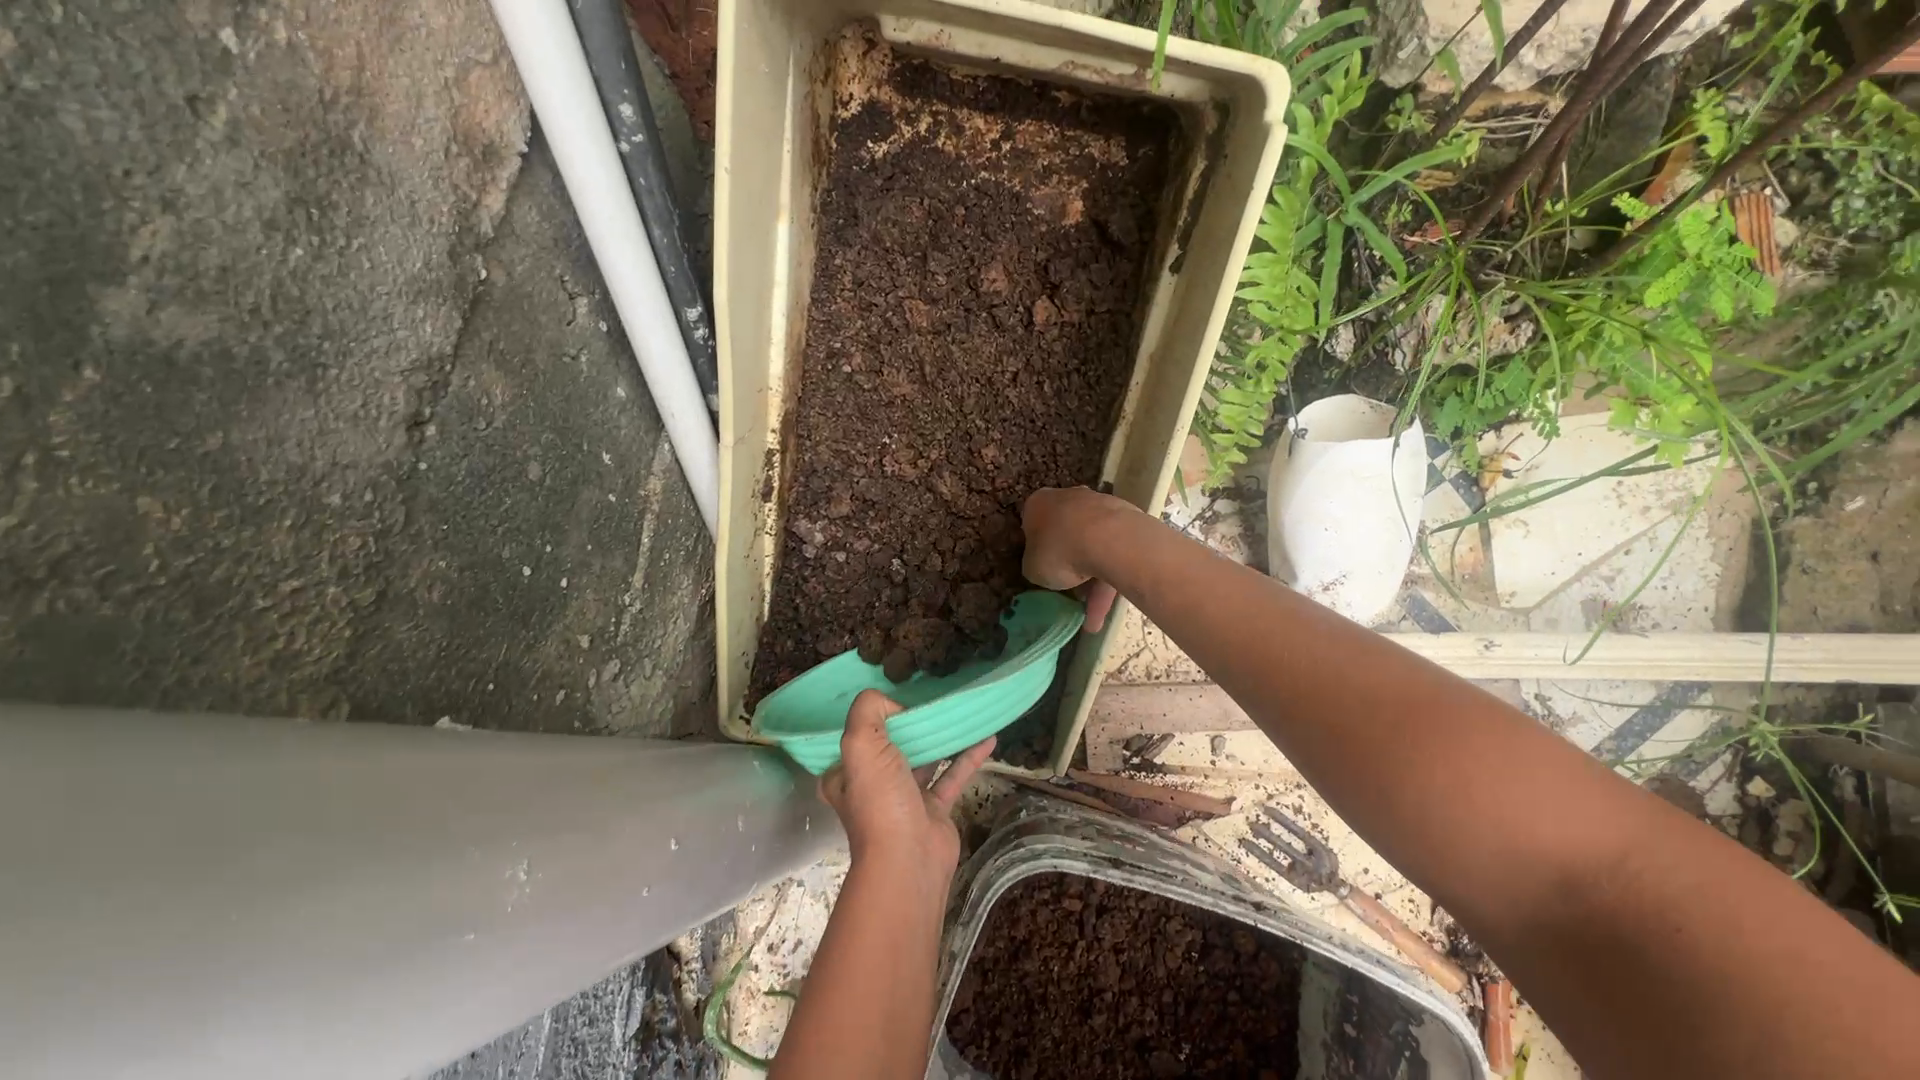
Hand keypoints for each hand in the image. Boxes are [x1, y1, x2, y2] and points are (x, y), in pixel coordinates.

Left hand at [819, 690, 994, 879]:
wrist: (909, 861)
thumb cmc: (880, 802)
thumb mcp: (861, 746)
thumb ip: (867, 712)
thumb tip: (892, 704)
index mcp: (845, 773)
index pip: (856, 735)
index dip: (874, 715)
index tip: (897, 694)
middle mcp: (872, 785)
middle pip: (892, 744)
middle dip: (911, 722)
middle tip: (935, 698)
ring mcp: (904, 798)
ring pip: (924, 758)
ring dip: (942, 737)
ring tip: (963, 712)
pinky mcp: (934, 810)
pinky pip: (952, 776)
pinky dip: (968, 757)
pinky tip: (987, 738)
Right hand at [1020, 486, 1127, 631]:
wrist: (1107, 538)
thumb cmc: (1058, 550)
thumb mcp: (1032, 568)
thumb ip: (1035, 565)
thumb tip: (1042, 567)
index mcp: (1039, 503)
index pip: (1033, 526)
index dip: (1037, 551)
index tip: (1043, 571)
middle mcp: (1069, 498)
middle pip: (1066, 534)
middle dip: (1069, 565)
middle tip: (1070, 592)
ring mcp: (1100, 506)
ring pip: (1093, 547)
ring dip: (1093, 582)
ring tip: (1092, 617)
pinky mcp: (1126, 520)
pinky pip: (1114, 554)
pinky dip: (1109, 581)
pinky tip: (1105, 610)